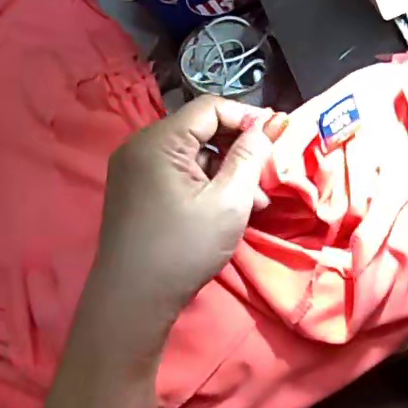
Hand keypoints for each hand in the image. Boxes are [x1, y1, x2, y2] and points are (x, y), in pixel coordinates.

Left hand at [85, 96, 285, 332]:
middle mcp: (140, 145)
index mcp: (159, 141)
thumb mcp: (229, 201)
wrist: (131, 300)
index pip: (211, 107)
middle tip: (267, 176)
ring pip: (192, 152)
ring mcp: (134, 168)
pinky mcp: (134, 188)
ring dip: (226, 169)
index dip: (247, 117)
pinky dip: (204, 182)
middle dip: (239, 148)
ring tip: (255, 202)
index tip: (277, 138)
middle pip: (201, 128)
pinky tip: (226, 208)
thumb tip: (270, 123)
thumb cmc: (184, 248)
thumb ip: (251, 156)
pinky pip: (177, 170)